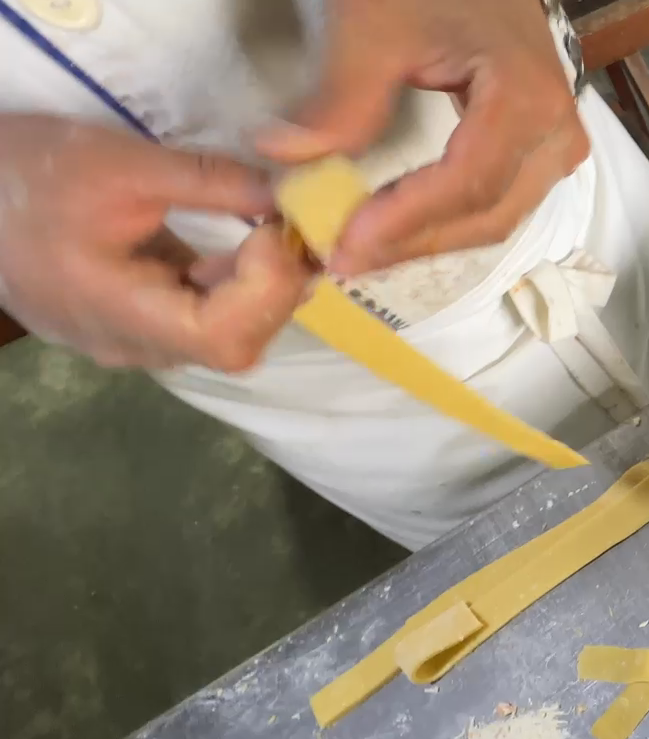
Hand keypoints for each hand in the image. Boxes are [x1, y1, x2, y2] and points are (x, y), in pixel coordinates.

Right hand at [0, 115, 309, 371]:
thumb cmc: (15, 171)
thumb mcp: (111, 160)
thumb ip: (206, 181)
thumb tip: (287, 193)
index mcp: (111, 313)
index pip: (224, 336)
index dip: (266, 291)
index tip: (277, 233)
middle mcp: (135, 345)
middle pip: (240, 340)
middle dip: (277, 287)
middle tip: (296, 236)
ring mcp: (143, 342)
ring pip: (237, 332)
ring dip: (267, 286)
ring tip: (279, 237)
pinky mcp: (151, 326)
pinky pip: (218, 317)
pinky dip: (245, 284)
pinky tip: (253, 247)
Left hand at [258, 0, 588, 275]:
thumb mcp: (376, 22)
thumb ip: (339, 95)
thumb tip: (286, 157)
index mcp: (529, 104)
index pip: (469, 184)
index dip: (408, 220)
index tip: (347, 245)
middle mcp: (559, 141)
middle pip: (489, 214)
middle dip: (417, 242)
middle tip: (349, 261)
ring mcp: (560, 152)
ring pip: (499, 218)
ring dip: (434, 239)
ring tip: (372, 250)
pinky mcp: (547, 155)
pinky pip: (502, 203)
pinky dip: (451, 220)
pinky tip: (408, 228)